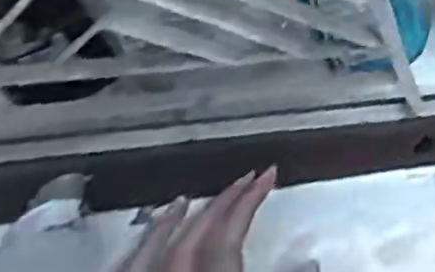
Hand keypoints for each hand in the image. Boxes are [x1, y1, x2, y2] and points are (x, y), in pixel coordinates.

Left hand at [116, 167, 275, 271]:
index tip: (269, 173)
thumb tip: (308, 252)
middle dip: (221, 202)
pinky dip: (135, 251)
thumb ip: (278, 267)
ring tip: (183, 199)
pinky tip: (140, 240)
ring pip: (149, 252)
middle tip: (244, 178)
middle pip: (193, 236)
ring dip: (169, 223)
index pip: (230, 232)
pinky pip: (125, 269)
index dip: (251, 199)